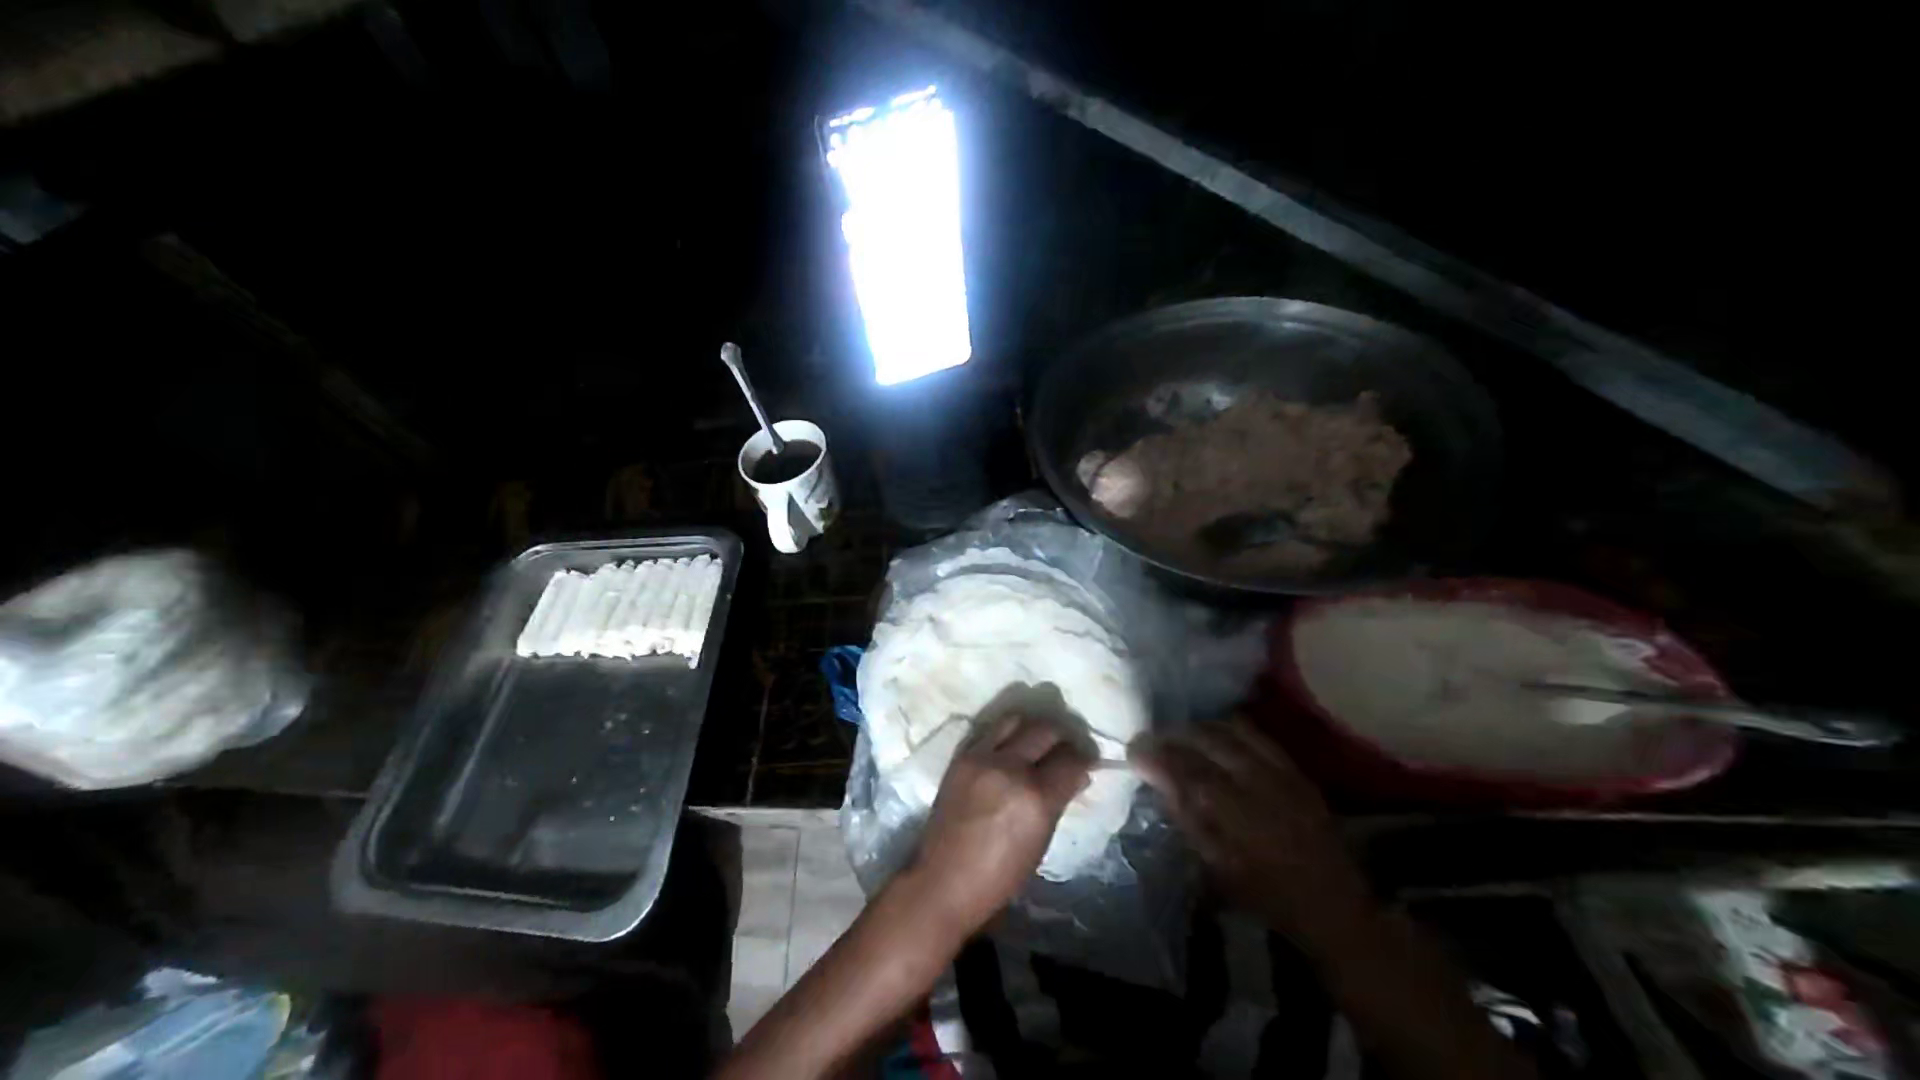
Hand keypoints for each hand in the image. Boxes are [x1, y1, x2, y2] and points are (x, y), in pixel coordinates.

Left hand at [906, 712, 1091, 935]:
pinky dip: (1007, 734)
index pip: (1071, 761)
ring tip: (1039, 741)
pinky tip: (1012, 746)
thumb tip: (1077, 776)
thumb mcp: (1040, 841)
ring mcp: (981, 758)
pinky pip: (990, 730)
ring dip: (1033, 727)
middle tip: (1068, 747)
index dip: (1085, 759)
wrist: (943, 880)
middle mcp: (1010, 768)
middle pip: (1046, 731)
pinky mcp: (961, 757)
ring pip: (1016, 720)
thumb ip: (1058, 801)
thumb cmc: (1000, 875)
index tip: (1088, 761)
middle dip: (1063, 737)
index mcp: (1035, 797)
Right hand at [1129, 718, 1371, 941]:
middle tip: (1150, 739)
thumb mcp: (1217, 866)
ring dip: (1199, 728)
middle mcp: (1257, 781)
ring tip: (1180, 735)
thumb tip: (1159, 780)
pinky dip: (1229, 728)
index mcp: (1235, 811)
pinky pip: (1256, 734)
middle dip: (1173, 734)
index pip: (1185, 768)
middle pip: (1206, 739)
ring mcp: (1279, 771)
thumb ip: (1187, 818)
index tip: (1132, 749)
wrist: (1335, 907)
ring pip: (1230, 729)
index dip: (1155, 754)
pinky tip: (1216, 735)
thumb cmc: (1267, 895)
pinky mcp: (1295, 769)